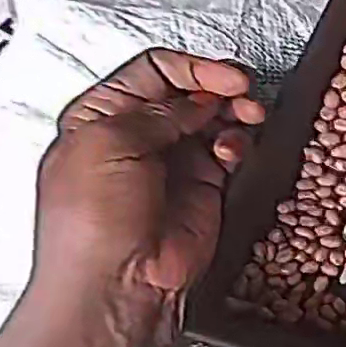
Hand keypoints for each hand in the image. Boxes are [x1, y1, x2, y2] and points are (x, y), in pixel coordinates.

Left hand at [34, 49, 264, 303]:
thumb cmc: (93, 216)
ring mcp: (178, 161)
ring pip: (217, 121)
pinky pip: (231, 153)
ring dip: (236, 114)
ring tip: (251, 118)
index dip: (193, 68)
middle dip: (221, 89)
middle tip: (246, 93)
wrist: (122, 278)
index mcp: (104, 115)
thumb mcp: (107, 144)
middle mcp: (143, 135)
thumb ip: (156, 112)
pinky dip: (239, 146)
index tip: (229, 78)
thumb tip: (199, 99)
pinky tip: (233, 155)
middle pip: (192, 93)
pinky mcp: (208, 187)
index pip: (155, 72)